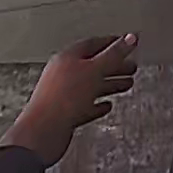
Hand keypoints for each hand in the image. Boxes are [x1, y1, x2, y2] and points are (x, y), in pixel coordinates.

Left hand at [0, 34, 138, 166]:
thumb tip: (130, 37)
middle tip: (130, 66)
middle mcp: (64, 74)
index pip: (94, 44)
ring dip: (110, 84)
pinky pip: (85, 105)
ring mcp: (64, 94)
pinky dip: (98, 104)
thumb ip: (114, 54)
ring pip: (92, 85)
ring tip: (127, 84)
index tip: (125, 43)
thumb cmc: (63, 99)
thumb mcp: (95, 70)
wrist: (42, 134)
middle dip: (114, 66)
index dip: (112, 43)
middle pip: (94, 65)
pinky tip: (107, 106)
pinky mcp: (65, 114)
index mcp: (68, 58)